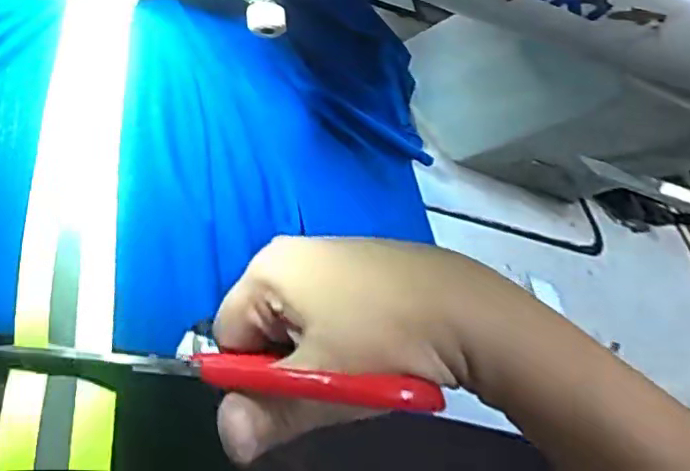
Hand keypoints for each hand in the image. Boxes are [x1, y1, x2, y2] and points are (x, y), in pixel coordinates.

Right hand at [211, 236, 534, 463]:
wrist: (463, 306)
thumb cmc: (382, 337)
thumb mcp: (322, 383)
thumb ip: (268, 412)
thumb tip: (227, 436)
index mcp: (268, 268)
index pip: (227, 334)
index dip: (249, 378)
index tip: (291, 396)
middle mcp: (289, 253)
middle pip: (260, 327)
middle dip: (285, 368)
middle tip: (327, 384)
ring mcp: (324, 255)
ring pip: (296, 325)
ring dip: (314, 358)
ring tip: (355, 369)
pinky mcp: (355, 265)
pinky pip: (326, 311)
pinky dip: (339, 338)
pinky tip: (373, 350)